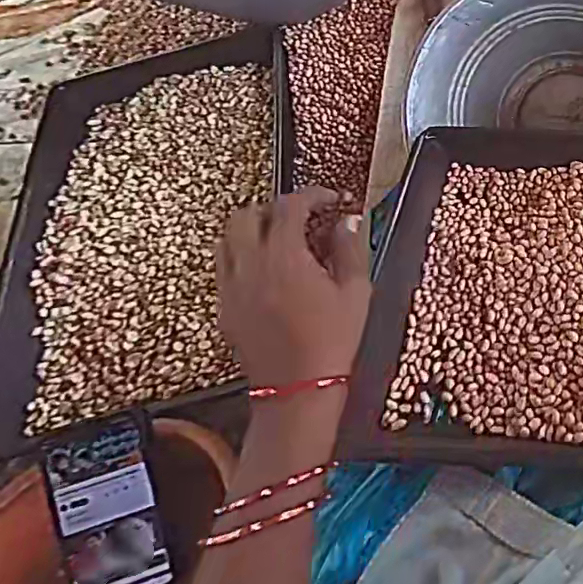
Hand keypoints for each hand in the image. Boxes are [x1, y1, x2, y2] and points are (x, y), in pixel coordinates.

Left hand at [216, 187, 369, 389]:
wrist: (299, 387)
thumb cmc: (333, 341)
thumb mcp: (356, 291)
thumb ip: (351, 249)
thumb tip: (347, 223)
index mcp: (285, 259)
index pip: (290, 206)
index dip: (312, 195)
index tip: (330, 200)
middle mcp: (250, 267)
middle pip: (247, 214)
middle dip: (276, 208)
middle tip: (303, 217)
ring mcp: (232, 288)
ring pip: (228, 239)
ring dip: (254, 230)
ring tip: (284, 240)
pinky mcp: (225, 308)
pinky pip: (226, 267)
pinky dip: (245, 256)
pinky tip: (271, 271)